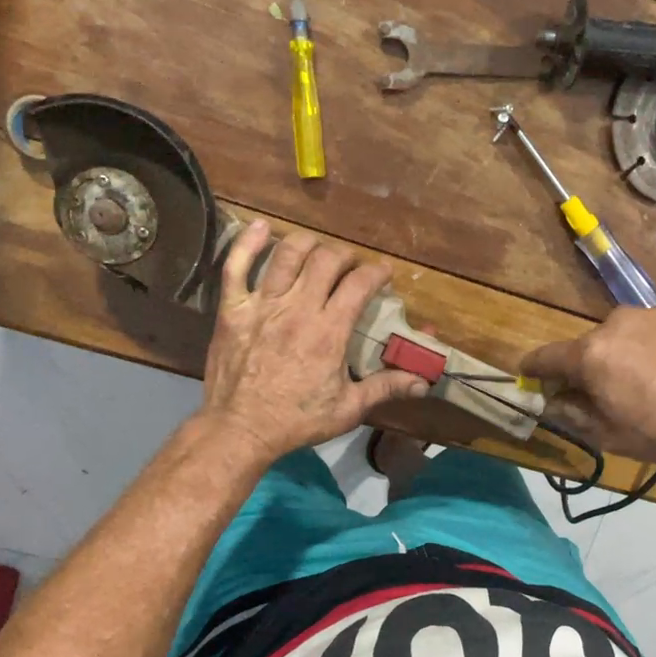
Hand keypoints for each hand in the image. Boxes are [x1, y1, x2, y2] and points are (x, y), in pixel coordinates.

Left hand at [199, 220, 427, 463]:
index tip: (383, 274)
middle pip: (325, 260)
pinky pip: (236, 265)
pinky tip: (261, 227)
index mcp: (329, 331)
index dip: (376, 273)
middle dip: (344, 256)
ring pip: (286, 254)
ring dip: (307, 243)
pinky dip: (248, 242)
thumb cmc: (298, 421)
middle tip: (350, 266)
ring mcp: (262, 305)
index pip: (359, 284)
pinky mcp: (232, 309)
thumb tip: (423, 383)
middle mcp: (297, 308)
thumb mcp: (348, 409)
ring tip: (316, 249)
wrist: (242, 428)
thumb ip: (385, 388)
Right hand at [520, 306, 655, 465]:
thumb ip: (574, 416)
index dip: (533, 371)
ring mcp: (655, 314)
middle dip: (589, 369)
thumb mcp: (611, 436)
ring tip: (650, 389)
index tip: (528, 378)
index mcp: (591, 354)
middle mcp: (617, 323)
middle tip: (604, 398)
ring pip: (626, 337)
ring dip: (626, 358)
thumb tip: (555, 403)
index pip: (545, 357)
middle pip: (589, 347)